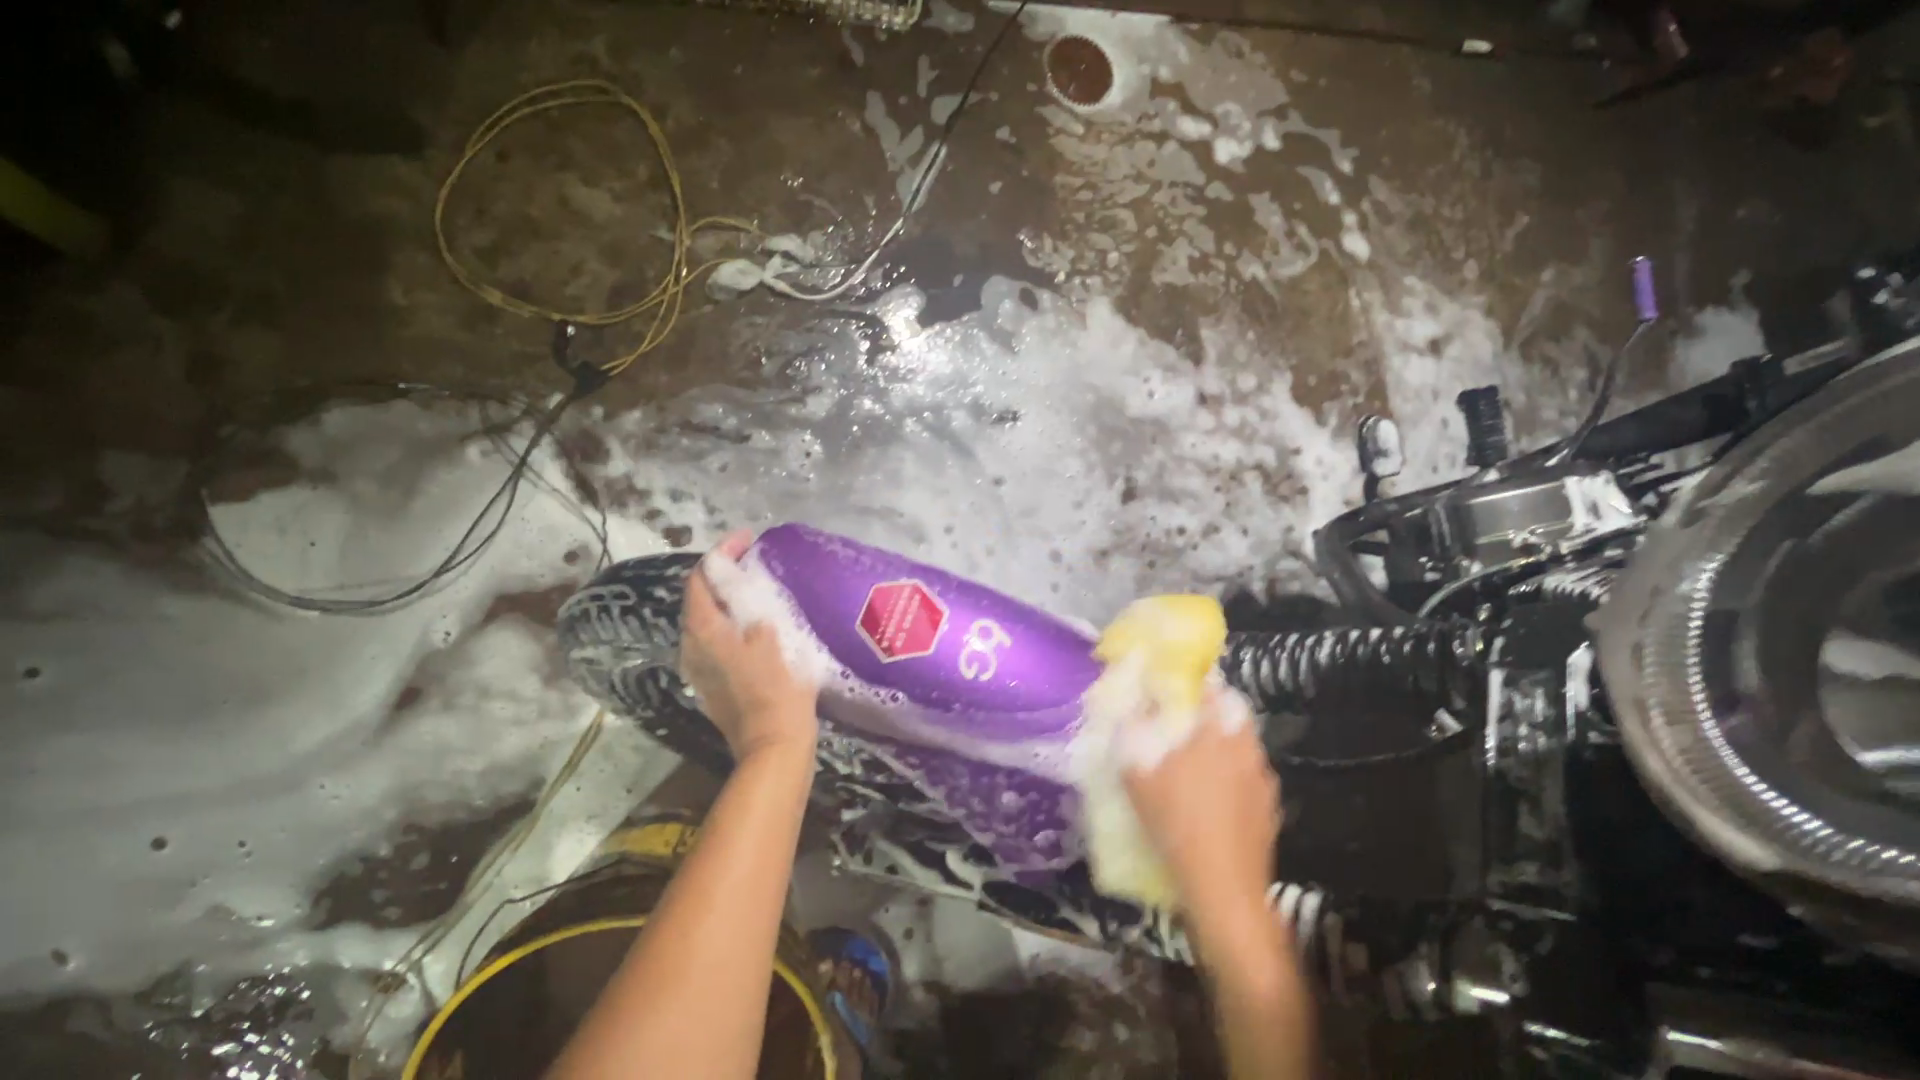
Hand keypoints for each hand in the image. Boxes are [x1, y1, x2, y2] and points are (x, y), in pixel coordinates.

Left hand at [679, 531, 820, 762]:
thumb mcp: (772, 634)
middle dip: (723, 575)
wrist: (774, 745)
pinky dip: (732, 624)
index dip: (721, 553)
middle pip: (700, 599)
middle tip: (754, 561)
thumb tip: (745, 579)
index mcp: (703, 630)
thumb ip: (753, 601)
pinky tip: (757, 624)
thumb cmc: (778, 687)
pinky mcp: (713, 685)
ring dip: (728, 601)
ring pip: (708, 622)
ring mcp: (700, 669)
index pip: (701, 578)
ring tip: (758, 588)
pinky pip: (717, 642)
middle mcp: (691, 647)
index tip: (747, 539)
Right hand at [1122, 690, 1280, 918]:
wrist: (1223, 888)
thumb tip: (1132, 711)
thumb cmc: (1177, 824)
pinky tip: (1210, 807)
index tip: (1177, 692)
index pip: (1216, 691)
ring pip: (1242, 754)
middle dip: (1209, 722)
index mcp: (1219, 734)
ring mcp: (1264, 784)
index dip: (1196, 687)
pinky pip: (1248, 786)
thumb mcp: (1139, 778)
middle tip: (1181, 732)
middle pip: (1232, 722)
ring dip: (1221, 755)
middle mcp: (1248, 752)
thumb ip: (1132, 736)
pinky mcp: (1270, 814)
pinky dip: (1231, 787)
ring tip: (1194, 772)